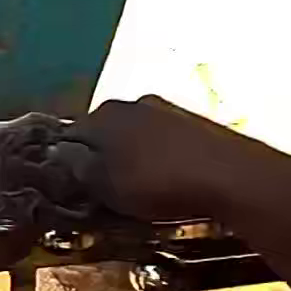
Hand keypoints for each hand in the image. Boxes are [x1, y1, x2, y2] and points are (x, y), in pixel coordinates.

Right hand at [70, 95, 262, 220]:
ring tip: (134, 184)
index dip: (66, 159)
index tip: (70, 182)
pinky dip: (155, 154)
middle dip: (98, 154)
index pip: (69, 134)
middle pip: (102, 131)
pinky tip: (164, 175)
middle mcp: (130, 104)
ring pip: (132, 132)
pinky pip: (160, 138)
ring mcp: (164, 109)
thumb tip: (60, 153)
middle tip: (101, 186)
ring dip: (129, 154)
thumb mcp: (106, 186)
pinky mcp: (192, 121)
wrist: (230, 176)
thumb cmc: (157, 183)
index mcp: (103, 116)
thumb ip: (78, 167)